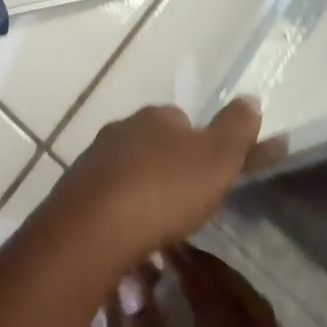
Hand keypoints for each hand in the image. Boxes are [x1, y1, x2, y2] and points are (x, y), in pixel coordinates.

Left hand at [39, 98, 264, 264]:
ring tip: (158, 218)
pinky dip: (120, 204)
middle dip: (168, 163)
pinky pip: (107, 191)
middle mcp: (122, 127)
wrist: (94, 226)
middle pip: (153, 140)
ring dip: (142, 184)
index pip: (182, 119)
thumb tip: (250, 98)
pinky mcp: (77, 188)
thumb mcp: (216, 159)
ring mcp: (95, 156)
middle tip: (186, 198)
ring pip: (128, 165)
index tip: (210, 172)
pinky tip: (129, 228)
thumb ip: (235, 129)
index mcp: (156, 116)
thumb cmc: (165, 189)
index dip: (199, 143)